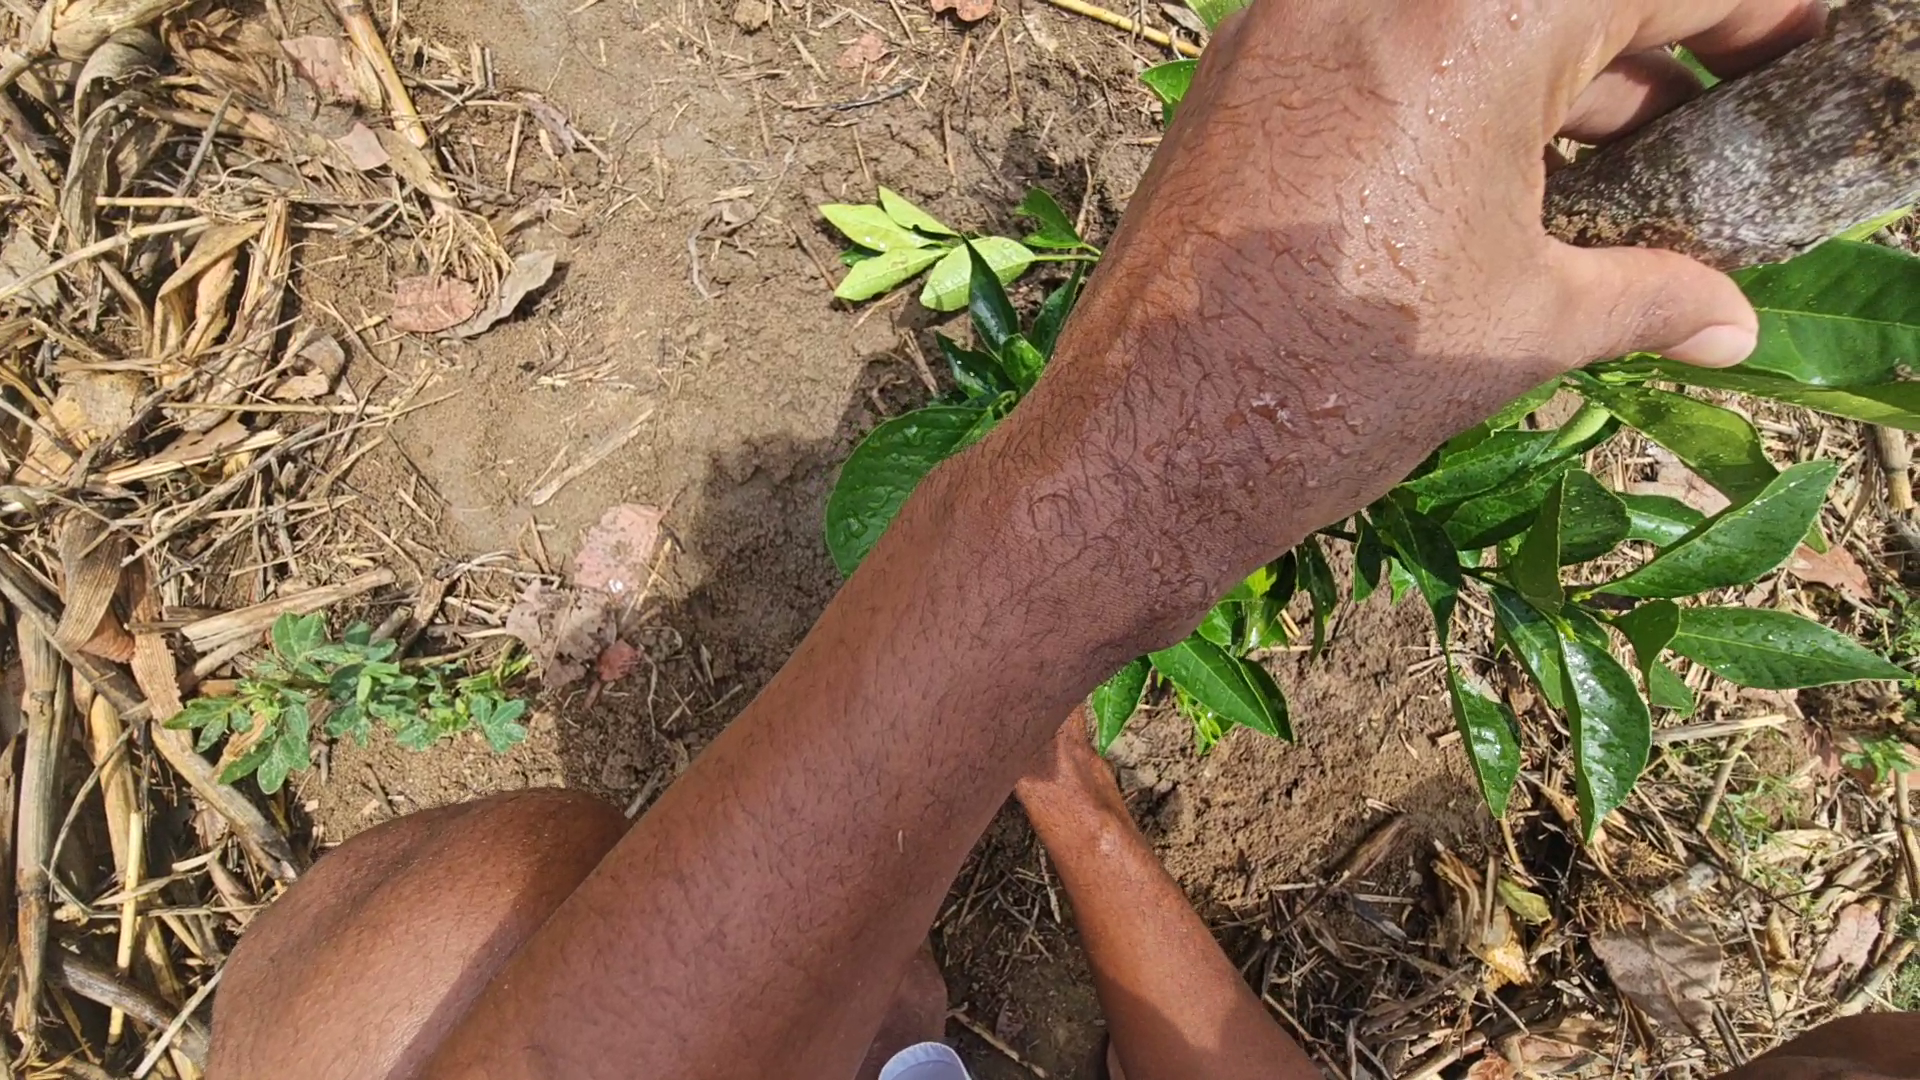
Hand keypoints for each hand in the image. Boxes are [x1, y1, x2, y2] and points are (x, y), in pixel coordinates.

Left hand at [969, 0, 1825, 646]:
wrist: (1148, 443)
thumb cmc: (1332, 389)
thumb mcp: (1512, 335)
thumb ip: (1642, 296)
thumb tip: (1728, 320)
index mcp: (1475, 16)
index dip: (1743, 10)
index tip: (1780, 47)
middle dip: (1626, 43)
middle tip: (1687, 103)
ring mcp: (1272, 37)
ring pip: (1436, 20)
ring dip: (1523, 68)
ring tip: (1591, 139)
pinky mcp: (1215, 95)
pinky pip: (1350, 59)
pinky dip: (1422, 91)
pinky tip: (1455, 161)